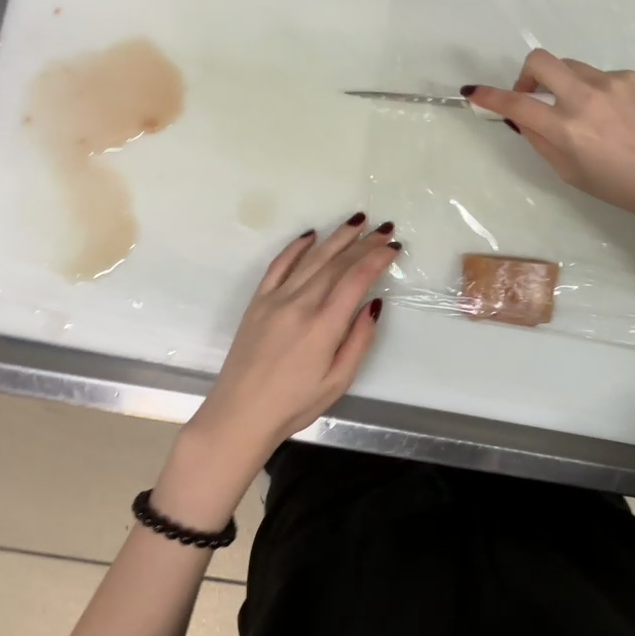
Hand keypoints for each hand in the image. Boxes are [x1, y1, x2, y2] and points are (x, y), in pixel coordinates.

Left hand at [162, 215, 396, 516]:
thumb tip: (373, 305)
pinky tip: (311, 235)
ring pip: (311, 258)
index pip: (356, 279)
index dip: (377, 259)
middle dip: (364, 242)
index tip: (394, 247)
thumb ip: (359, 340)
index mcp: (323, 326)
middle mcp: (299, 304)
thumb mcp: (339, 381)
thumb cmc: (294, 405)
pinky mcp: (257, 302)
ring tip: (357, 221)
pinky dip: (296, 247)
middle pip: (337, 263)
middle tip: (385, 228)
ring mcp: (275, 300)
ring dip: (336, 237)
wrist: (239, 414)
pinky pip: (278, 266)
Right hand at [466, 49, 634, 233]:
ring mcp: (610, 82)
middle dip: (525, 74)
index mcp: (567, 128)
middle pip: (540, 60)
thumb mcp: (569, 172)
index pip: (517, 104)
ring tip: (576, 112)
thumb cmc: (617, 185)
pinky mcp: (630, 77)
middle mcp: (585, 97)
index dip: (491, 97)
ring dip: (561, 84)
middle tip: (531, 95)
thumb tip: (520, 117)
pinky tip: (609, 115)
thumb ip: (540, 140)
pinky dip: (591, 90)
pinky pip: (597, 75)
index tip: (474, 92)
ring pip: (570, 67)